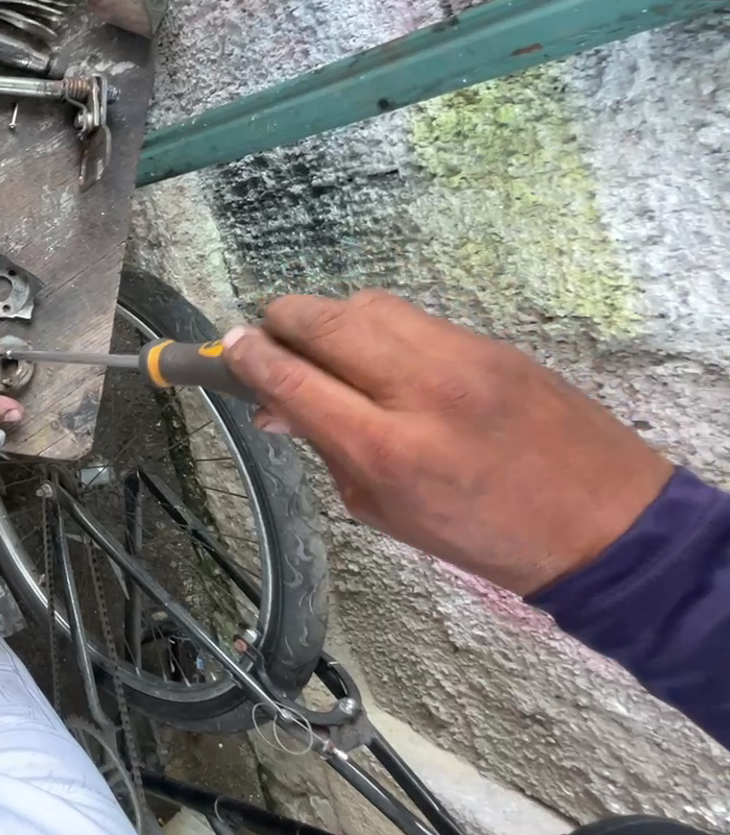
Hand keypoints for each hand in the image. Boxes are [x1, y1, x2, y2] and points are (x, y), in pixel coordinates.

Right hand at [223, 290, 673, 595]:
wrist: (610, 528)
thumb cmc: (475, 530)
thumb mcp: (375, 504)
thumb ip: (318, 442)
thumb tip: (270, 402)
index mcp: (385, 447)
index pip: (290, 377)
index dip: (245, 356)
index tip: (226, 348)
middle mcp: (420, 390)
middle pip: (318, 321)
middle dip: (277, 325)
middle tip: (272, 347)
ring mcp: (462, 358)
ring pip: (359, 303)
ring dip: (326, 322)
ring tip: (330, 353)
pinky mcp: (491, 344)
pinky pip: (407, 315)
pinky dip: (373, 329)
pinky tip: (382, 360)